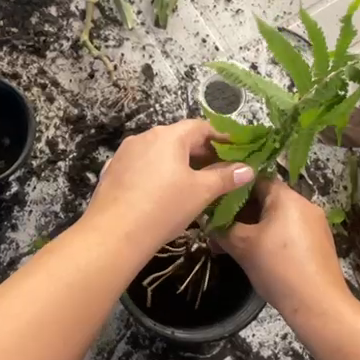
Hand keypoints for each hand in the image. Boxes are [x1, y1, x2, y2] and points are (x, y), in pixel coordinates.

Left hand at [81, 120, 253, 254]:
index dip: (220, 137)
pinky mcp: (112, 171)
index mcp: (169, 136)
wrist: (113, 233)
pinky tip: (161, 193)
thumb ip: (225, 177)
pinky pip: (141, 166)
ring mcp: (125, 153)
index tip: (234, 150)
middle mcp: (144, 137)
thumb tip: (248, 169)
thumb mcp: (201, 192)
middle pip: (178, 137)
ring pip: (158, 152)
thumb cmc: (163, 207)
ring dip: (177, 163)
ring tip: (191, 183)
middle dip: (200, 152)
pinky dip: (156, 173)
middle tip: (218, 170)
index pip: (200, 126)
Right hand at [216, 179, 352, 320]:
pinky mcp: (319, 243)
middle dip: (241, 214)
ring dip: (255, 228)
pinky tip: (258, 256)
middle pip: (266, 199)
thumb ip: (222, 229)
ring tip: (234, 246)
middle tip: (219, 230)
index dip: (231, 189)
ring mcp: (315, 224)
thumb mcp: (242, 247)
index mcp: (286, 197)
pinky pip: (290, 232)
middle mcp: (304, 204)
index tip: (214, 203)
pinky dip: (272, 238)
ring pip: (277, 217)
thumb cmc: (278, 268)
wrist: (319, 305)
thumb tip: (208, 222)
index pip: (254, 179)